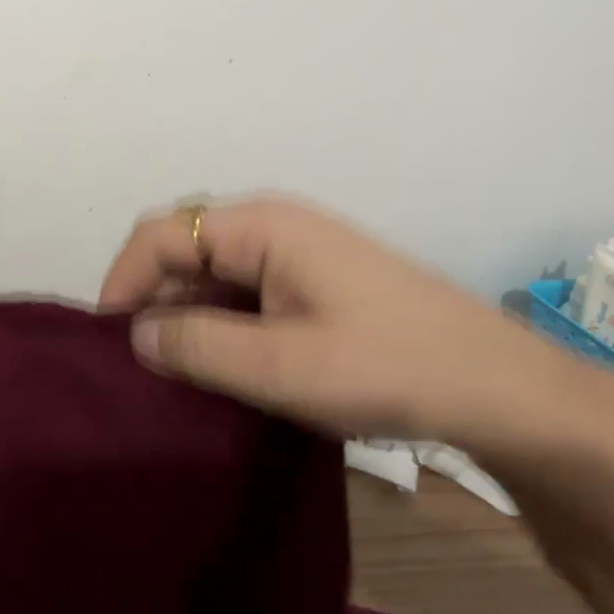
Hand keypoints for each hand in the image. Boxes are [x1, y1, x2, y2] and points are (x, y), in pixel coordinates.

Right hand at [101, 196, 556, 443]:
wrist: (504, 390)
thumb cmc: (388, 366)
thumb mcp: (283, 366)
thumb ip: (199, 346)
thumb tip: (136, 335)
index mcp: (261, 224)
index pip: (160, 233)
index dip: (123, 281)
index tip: (109, 344)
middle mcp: (274, 223)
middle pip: (184, 247)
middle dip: (154, 301)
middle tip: (142, 367)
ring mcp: (298, 251)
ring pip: (214, 273)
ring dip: (189, 317)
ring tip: (178, 376)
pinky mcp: (316, 281)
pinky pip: (246, 291)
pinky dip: (223, 324)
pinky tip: (227, 368)